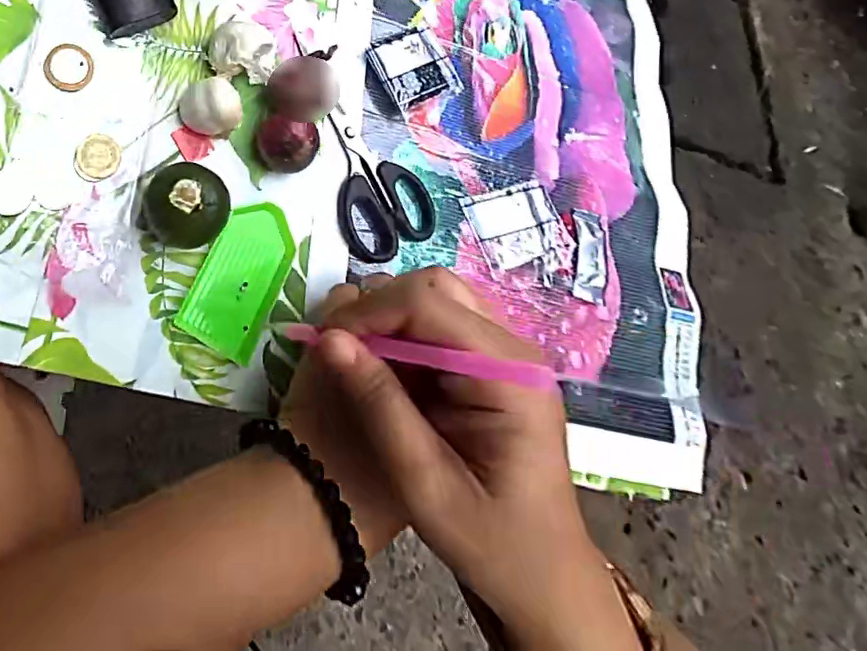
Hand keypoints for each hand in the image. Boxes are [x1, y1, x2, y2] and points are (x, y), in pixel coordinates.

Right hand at [311, 269, 638, 650]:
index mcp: (509, 375)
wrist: (543, 578)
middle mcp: (513, 350)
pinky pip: (435, 321)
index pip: (427, 303)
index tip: (323, 341)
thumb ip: (378, 404)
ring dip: (385, 317)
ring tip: (355, 356)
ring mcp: (504, 353)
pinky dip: (397, 331)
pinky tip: (381, 366)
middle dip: (375, 308)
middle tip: (337, 346)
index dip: (368, 312)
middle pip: (432, 288)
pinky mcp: (489, 362)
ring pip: (431, 296)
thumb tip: (327, 338)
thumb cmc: (489, 540)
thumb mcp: (423, 481)